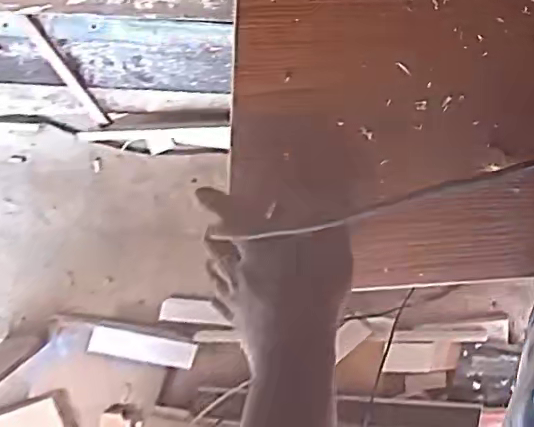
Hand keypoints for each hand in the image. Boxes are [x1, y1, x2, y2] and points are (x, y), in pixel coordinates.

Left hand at [197, 187, 352, 365]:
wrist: (293, 346)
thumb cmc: (316, 288)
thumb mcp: (331, 244)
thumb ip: (324, 215)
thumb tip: (326, 187)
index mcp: (261, 244)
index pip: (234, 216)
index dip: (218, 203)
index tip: (201, 192)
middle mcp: (239, 267)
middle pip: (218, 244)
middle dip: (217, 230)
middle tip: (217, 222)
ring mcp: (233, 295)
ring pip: (214, 269)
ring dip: (215, 255)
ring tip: (217, 251)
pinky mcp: (234, 317)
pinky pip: (218, 295)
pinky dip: (218, 284)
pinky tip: (222, 286)